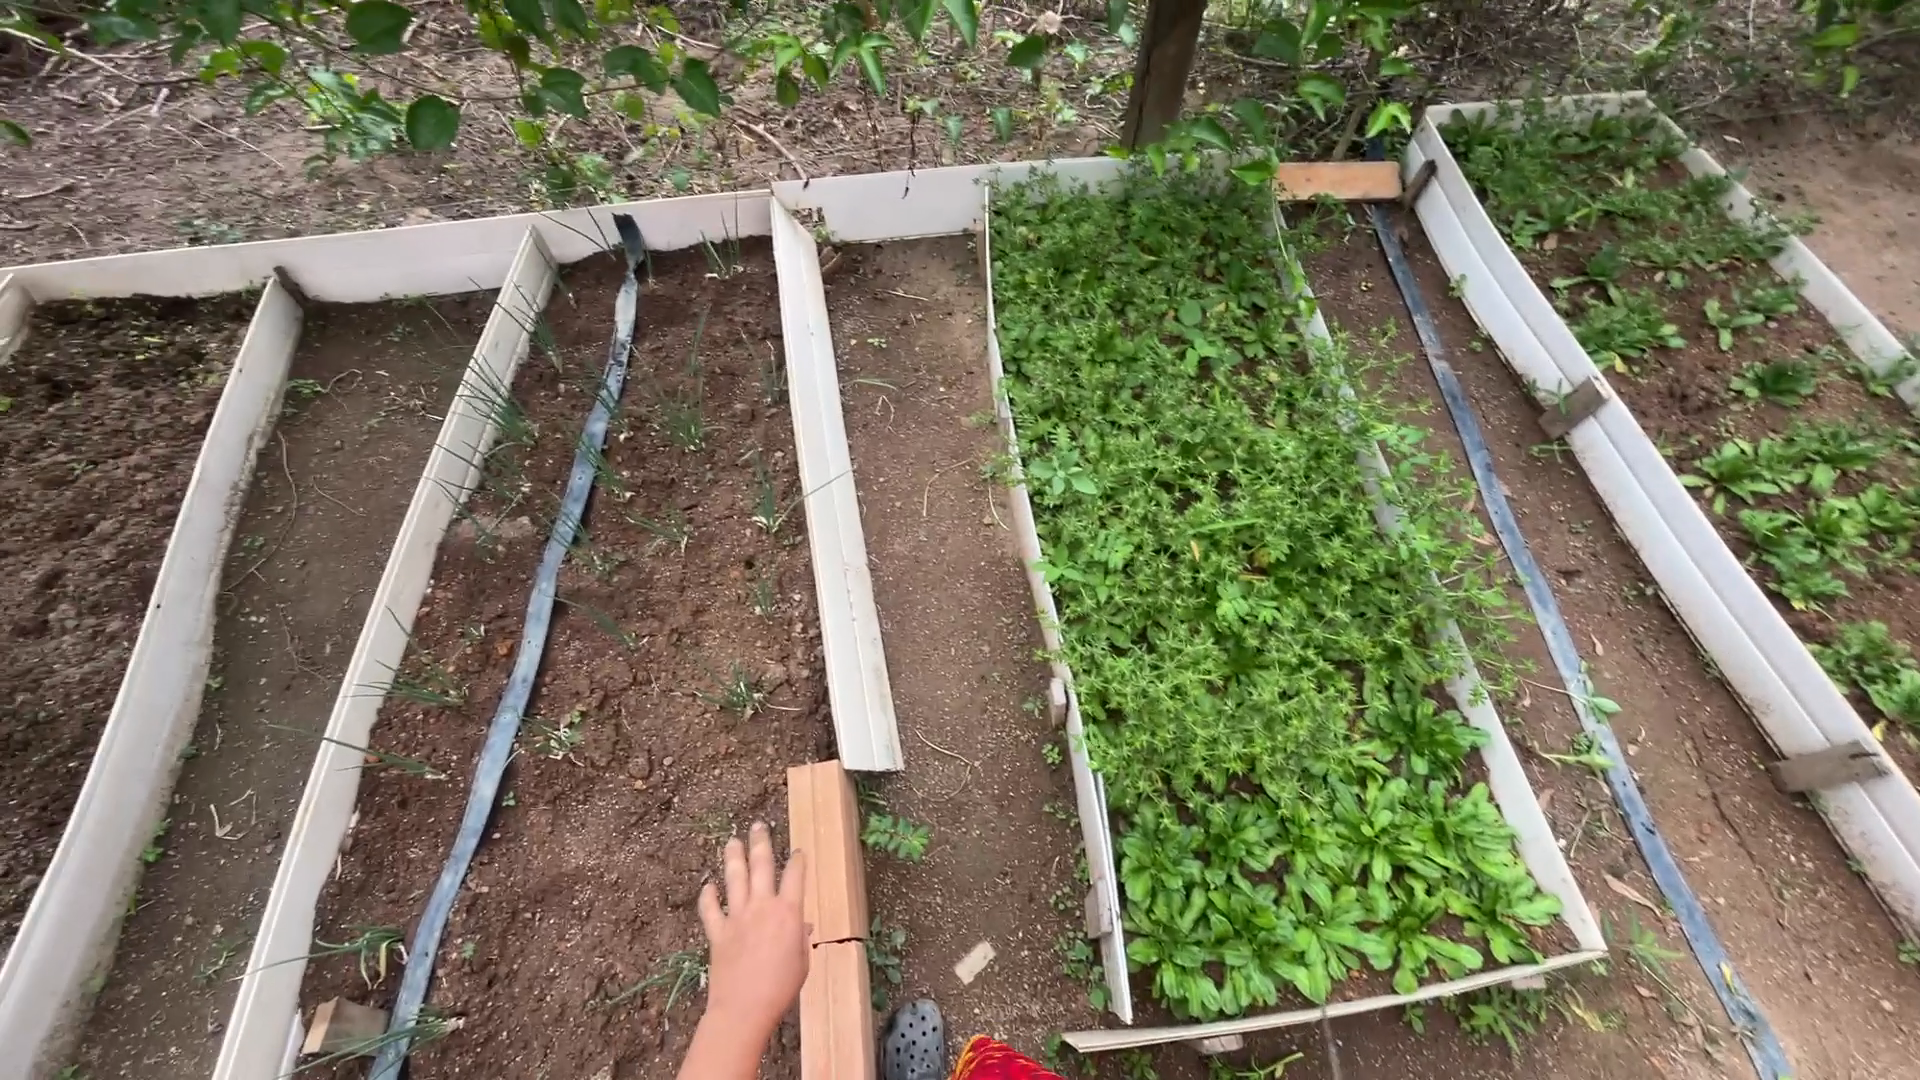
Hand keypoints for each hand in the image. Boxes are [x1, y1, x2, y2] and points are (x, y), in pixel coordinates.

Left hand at [698, 821, 810, 1039]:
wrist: (744, 1010)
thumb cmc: (781, 988)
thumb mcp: (802, 962)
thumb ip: (801, 939)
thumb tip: (802, 926)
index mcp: (788, 911)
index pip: (796, 875)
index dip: (798, 860)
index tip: (798, 851)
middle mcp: (762, 906)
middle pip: (762, 865)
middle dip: (761, 842)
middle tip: (759, 825)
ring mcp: (737, 917)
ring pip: (735, 878)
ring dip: (734, 857)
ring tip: (733, 841)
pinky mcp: (718, 932)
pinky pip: (710, 909)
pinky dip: (708, 896)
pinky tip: (708, 886)